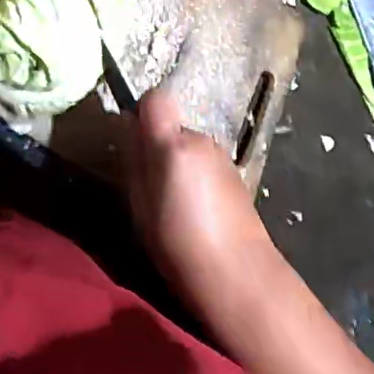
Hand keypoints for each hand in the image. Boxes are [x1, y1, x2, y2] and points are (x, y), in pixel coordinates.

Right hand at [126, 87, 274, 288]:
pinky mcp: (236, 172)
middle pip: (171, 126)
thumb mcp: (141, 207)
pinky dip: (197, 177)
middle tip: (151, 187)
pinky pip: (205, 162)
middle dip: (158, 147)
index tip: (134, 143)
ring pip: (188, 146)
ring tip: (176, 207)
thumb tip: (133, 136)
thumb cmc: (180, 245)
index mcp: (173, 144)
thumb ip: (135, 164)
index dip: (141, 114)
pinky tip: (199, 213)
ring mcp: (222, 154)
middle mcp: (200, 139)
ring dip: (179, 164)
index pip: (154, 98)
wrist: (240, 275)